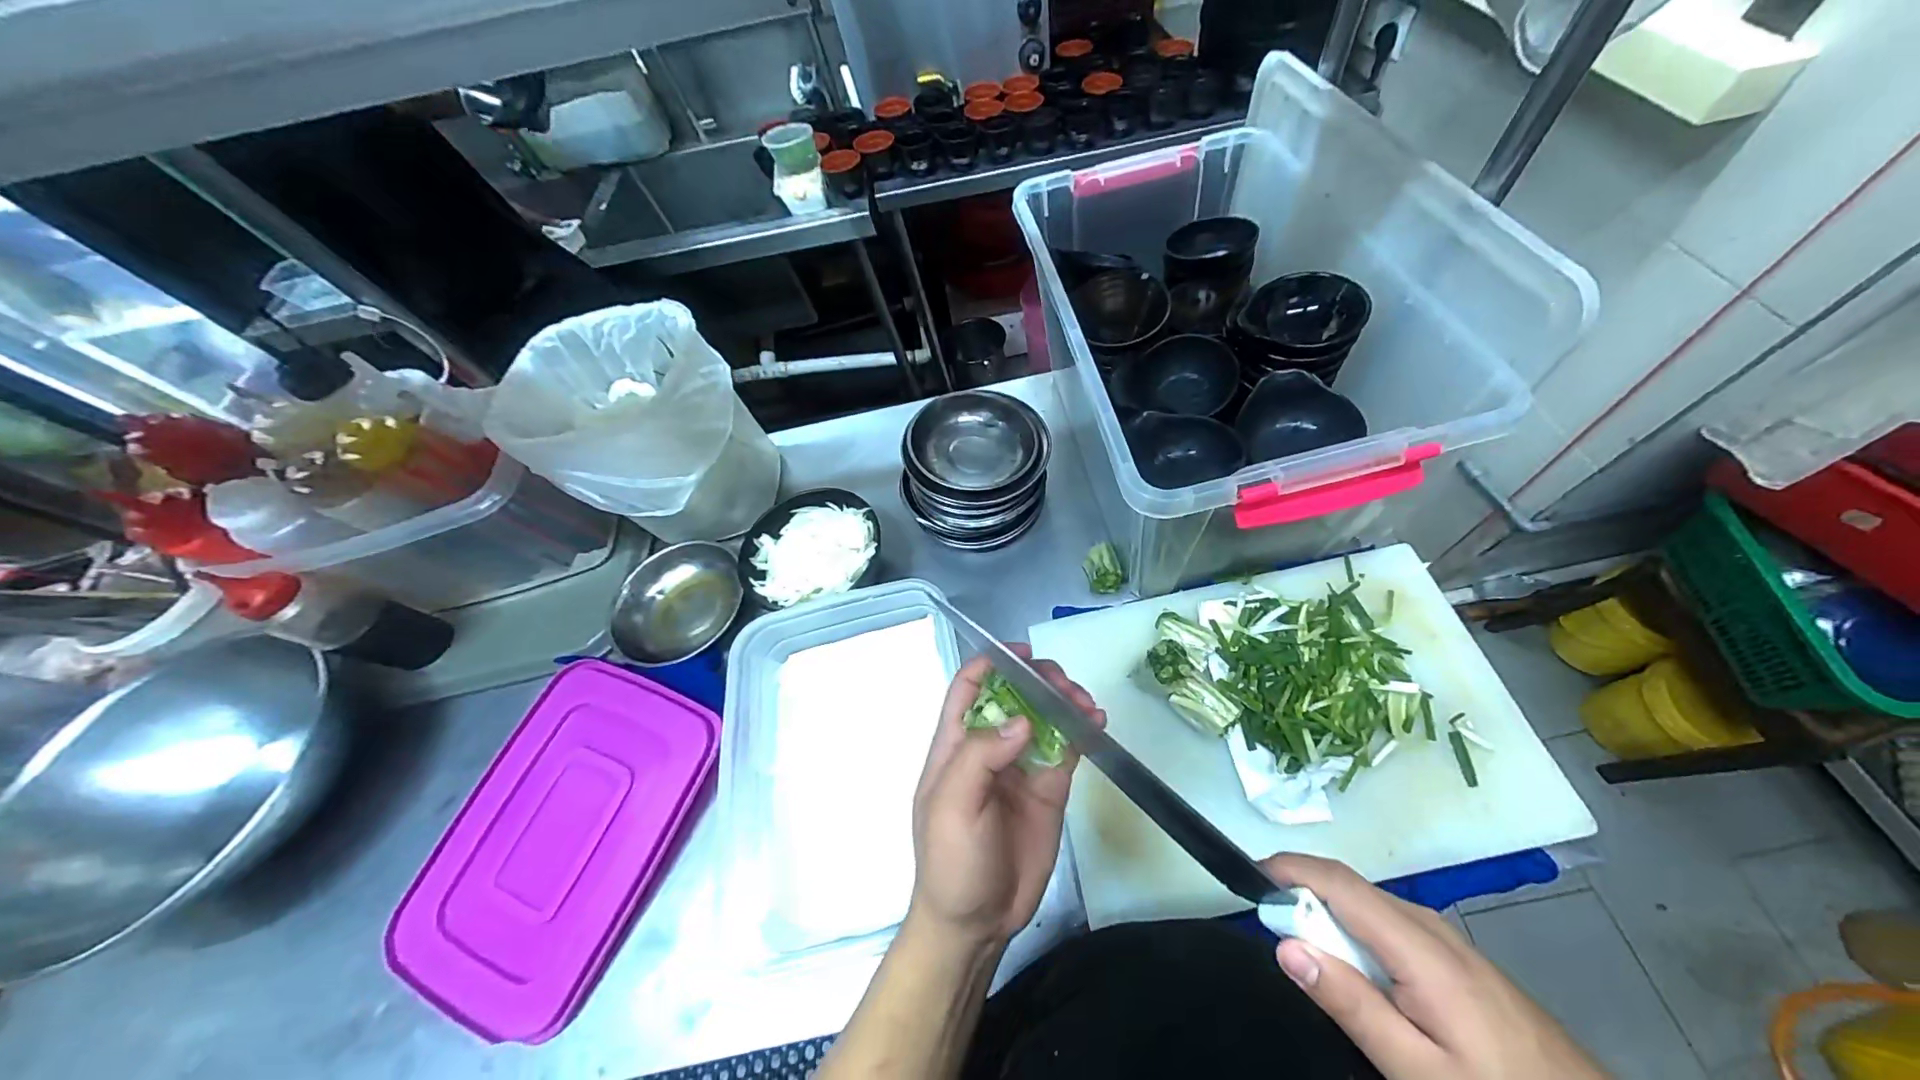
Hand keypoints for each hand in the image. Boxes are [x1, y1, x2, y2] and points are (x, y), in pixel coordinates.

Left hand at [908, 648, 1104, 947]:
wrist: (976, 922)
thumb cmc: (951, 860)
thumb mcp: (952, 805)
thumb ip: (980, 757)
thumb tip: (1022, 719)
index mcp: (956, 745)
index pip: (969, 689)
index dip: (992, 663)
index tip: (1023, 653)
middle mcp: (989, 748)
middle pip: (1014, 697)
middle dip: (1038, 681)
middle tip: (1064, 684)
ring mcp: (1021, 767)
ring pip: (1045, 718)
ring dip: (1064, 702)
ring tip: (1085, 702)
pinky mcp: (1049, 789)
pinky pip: (1067, 749)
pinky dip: (1082, 731)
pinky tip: (1096, 722)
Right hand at [1263, 854, 1608, 1079]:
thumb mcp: (1417, 1069)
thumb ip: (1350, 1004)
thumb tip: (1285, 945)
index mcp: (1418, 947)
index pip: (1338, 882)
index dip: (1288, 868)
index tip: (1246, 877)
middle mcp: (1431, 927)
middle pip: (1350, 887)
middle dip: (1301, 893)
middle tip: (1267, 926)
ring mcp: (1447, 940)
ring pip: (1369, 904)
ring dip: (1327, 913)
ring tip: (1303, 947)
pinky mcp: (1456, 957)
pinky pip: (1389, 924)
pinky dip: (1354, 930)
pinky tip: (1354, 967)